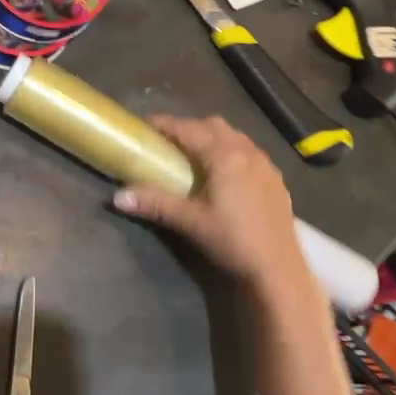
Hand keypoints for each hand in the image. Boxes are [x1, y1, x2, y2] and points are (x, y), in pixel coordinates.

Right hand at [113, 115, 313, 301]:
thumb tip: (117, 197)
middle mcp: (247, 152)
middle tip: (168, 143)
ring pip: (234, 137)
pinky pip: (250, 153)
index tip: (144, 126)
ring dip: (212, 138)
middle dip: (189, 128)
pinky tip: (225, 175)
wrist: (278, 269)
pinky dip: (231, 152)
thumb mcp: (189, 222)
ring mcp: (266, 165)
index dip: (164, 124)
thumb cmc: (232, 240)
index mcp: (224, 155)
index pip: (188, 129)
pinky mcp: (276, 180)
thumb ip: (154, 203)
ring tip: (194, 156)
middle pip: (213, 126)